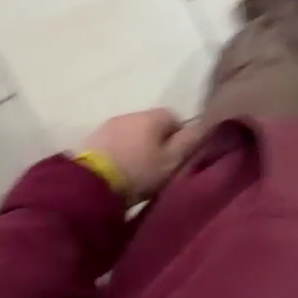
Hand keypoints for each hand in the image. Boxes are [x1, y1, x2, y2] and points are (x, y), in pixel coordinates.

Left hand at [80, 109, 201, 199]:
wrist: (92, 184)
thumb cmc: (139, 172)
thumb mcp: (172, 161)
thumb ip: (190, 142)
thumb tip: (206, 124)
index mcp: (153, 116)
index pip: (175, 117)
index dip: (180, 137)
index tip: (178, 158)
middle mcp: (130, 113)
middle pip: (151, 124)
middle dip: (157, 141)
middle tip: (159, 166)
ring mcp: (108, 125)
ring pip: (132, 133)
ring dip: (137, 146)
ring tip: (137, 170)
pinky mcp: (91, 139)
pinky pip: (114, 142)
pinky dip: (120, 152)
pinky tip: (119, 169)